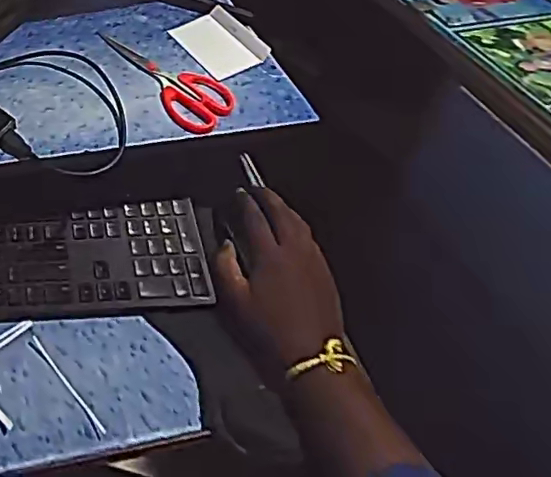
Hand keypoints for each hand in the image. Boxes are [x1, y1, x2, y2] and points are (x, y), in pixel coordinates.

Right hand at [212, 189, 344, 366]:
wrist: (313, 361)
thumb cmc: (272, 333)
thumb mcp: (235, 301)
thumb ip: (224, 266)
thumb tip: (224, 245)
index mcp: (270, 255)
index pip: (255, 217)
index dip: (244, 201)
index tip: (238, 194)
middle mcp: (295, 253)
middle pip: (282, 213)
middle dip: (268, 196)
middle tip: (256, 188)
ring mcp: (314, 262)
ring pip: (300, 224)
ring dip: (285, 209)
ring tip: (274, 203)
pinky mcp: (326, 274)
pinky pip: (310, 238)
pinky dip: (298, 225)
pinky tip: (293, 230)